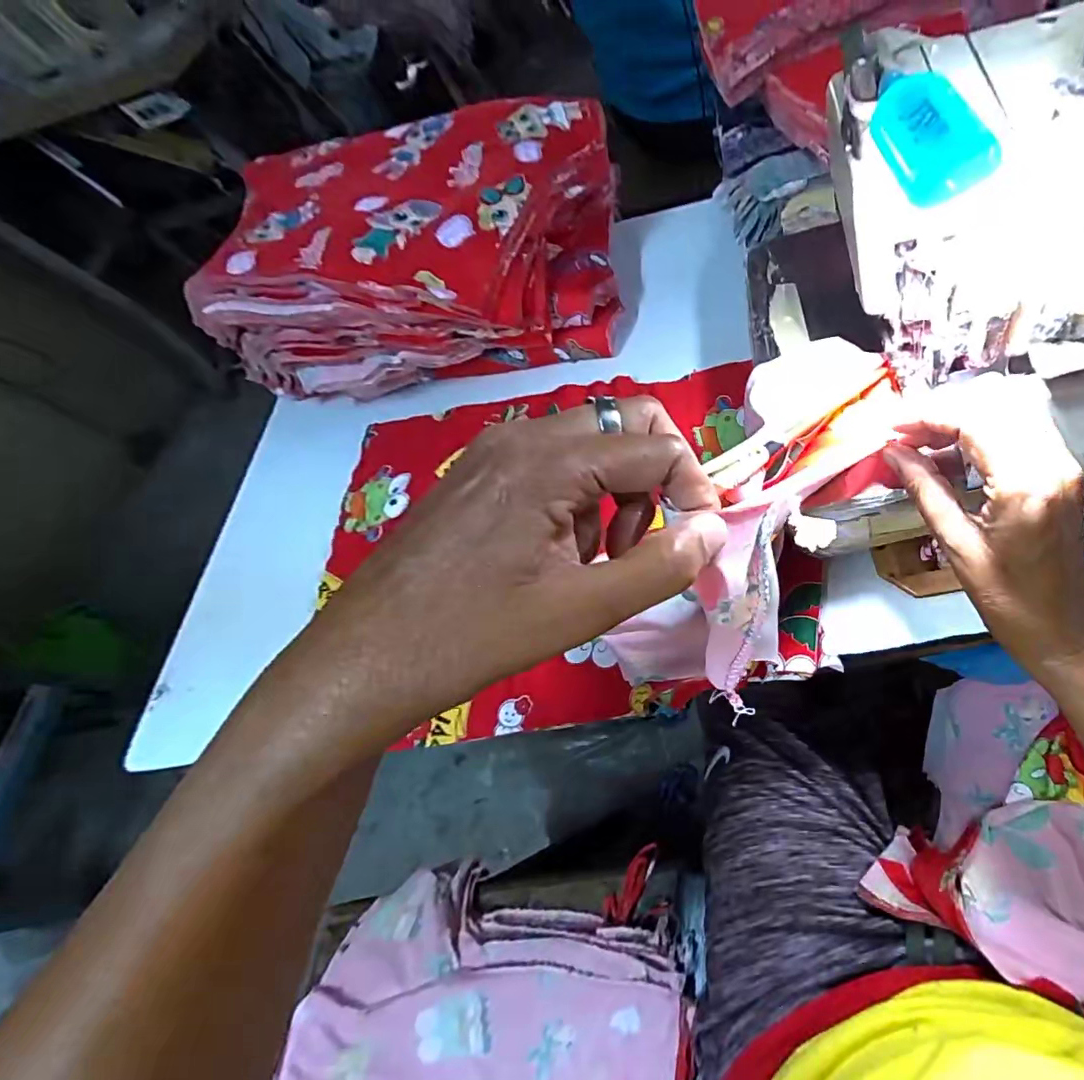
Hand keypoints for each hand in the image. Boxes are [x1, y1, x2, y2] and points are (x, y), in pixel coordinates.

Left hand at [273, 397, 726, 755]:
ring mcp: (497, 449)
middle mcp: (525, 436)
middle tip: (643, 541)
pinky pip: (556, 463)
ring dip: (617, 493)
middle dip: (656, 479)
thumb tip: (713, 530)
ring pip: (594, 444)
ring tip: (594, 561)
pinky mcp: (481, 471)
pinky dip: (580, 498)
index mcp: (552, 461)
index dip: (694, 491)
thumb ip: (662, 566)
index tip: (696, 542)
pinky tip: (556, 555)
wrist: (369, 655)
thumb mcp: (584, 608)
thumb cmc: (478, 633)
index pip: (659, 448)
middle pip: (628, 422)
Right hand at [882, 375, 1083, 682]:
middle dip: (943, 413)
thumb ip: (925, 489)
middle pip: (993, 406)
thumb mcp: (956, 545)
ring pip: (1008, 412)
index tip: (893, 427)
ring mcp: (1063, 464)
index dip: (927, 416)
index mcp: (1024, 486)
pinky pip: (1021, 430)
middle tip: (904, 436)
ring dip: (963, 420)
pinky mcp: (1064, 470)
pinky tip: (954, 457)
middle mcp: (1052, 463)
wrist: (1060, 625)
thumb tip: (893, 452)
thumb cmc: (1006, 599)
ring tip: (923, 447)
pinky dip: (984, 433)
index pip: (974, 420)